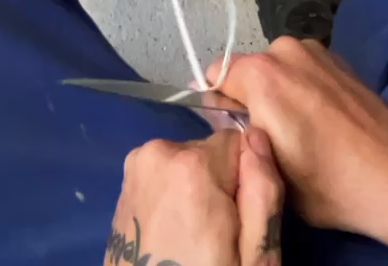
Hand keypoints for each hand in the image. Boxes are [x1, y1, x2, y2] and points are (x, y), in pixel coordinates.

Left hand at [107, 129, 285, 265]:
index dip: (246, 182)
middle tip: (217, 235)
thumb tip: (257, 135)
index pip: (239, 142)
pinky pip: (165, 172)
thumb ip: (262, 192)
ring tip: (192, 237)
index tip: (239, 220)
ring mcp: (136, 163)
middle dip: (219, 185)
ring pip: (188, 161)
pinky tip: (172, 231)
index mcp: (192, 165)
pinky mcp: (125, 179)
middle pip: (210, 152)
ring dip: (195, 189)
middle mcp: (159, 151)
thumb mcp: (254, 258)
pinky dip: (174, 193)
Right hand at [212, 38, 387, 249]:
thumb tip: (224, 117)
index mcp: (261, 75)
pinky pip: (301, 68)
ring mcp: (314, 49)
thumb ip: (238, 136)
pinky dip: (302, 86)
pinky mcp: (337, 57)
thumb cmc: (333, 185)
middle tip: (273, 136)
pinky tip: (324, 119)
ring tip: (303, 129)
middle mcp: (283, 50)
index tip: (239, 132)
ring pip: (274, 68)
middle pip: (246, 70)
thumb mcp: (270, 171)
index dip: (221, 106)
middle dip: (250, 98)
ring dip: (277, 91)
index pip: (214, 76)